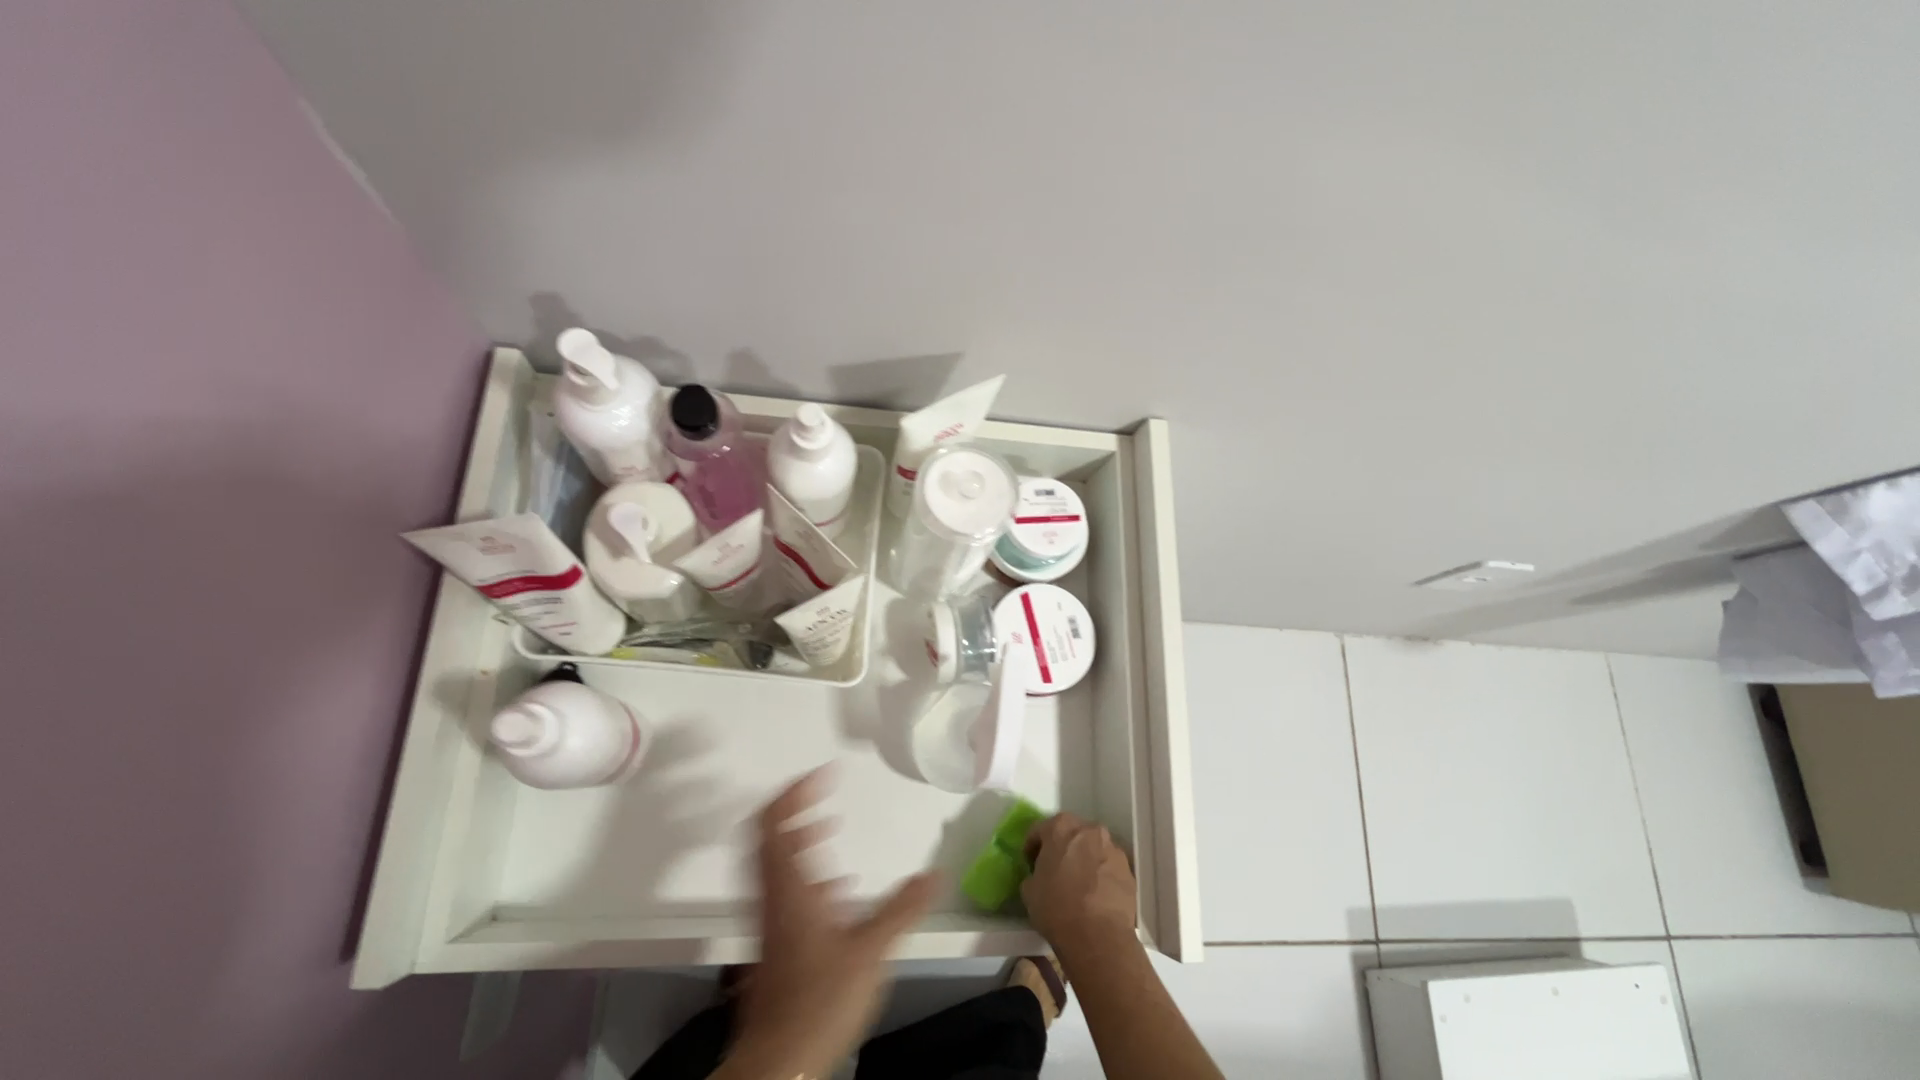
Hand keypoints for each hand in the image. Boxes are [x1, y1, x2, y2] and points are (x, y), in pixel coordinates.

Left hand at [719, 767, 938, 1079]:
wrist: (778, 1057)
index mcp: (790, 887)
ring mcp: (768, 919)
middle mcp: (772, 896)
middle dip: (794, 809)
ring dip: (797, 838)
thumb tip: (935, 874)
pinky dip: (802, 871)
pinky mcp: (772, 941)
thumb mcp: (872, 950)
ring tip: (826, 830)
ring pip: (771, 862)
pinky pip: (780, 888)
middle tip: (821, 796)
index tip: (823, 774)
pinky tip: (834, 890)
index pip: (776, 821)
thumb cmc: (820, 1000)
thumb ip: (903, 909)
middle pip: (766, 835)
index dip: (796, 791)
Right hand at [1021, 813, 1137, 959]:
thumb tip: (1041, 876)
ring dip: (1085, 859)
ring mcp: (1113, 849)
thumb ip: (1035, 874)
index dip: (1032, 846)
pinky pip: (1109, 867)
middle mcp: (1089, 830)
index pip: (1041, 829)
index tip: (1030, 861)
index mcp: (1061, 828)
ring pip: (1094, 848)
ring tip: (1078, 882)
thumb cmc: (1057, 908)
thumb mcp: (1029, 890)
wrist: (1098, 936)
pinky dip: (1101, 874)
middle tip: (1055, 867)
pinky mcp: (1128, 870)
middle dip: (1063, 847)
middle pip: (1072, 833)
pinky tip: (1095, 894)